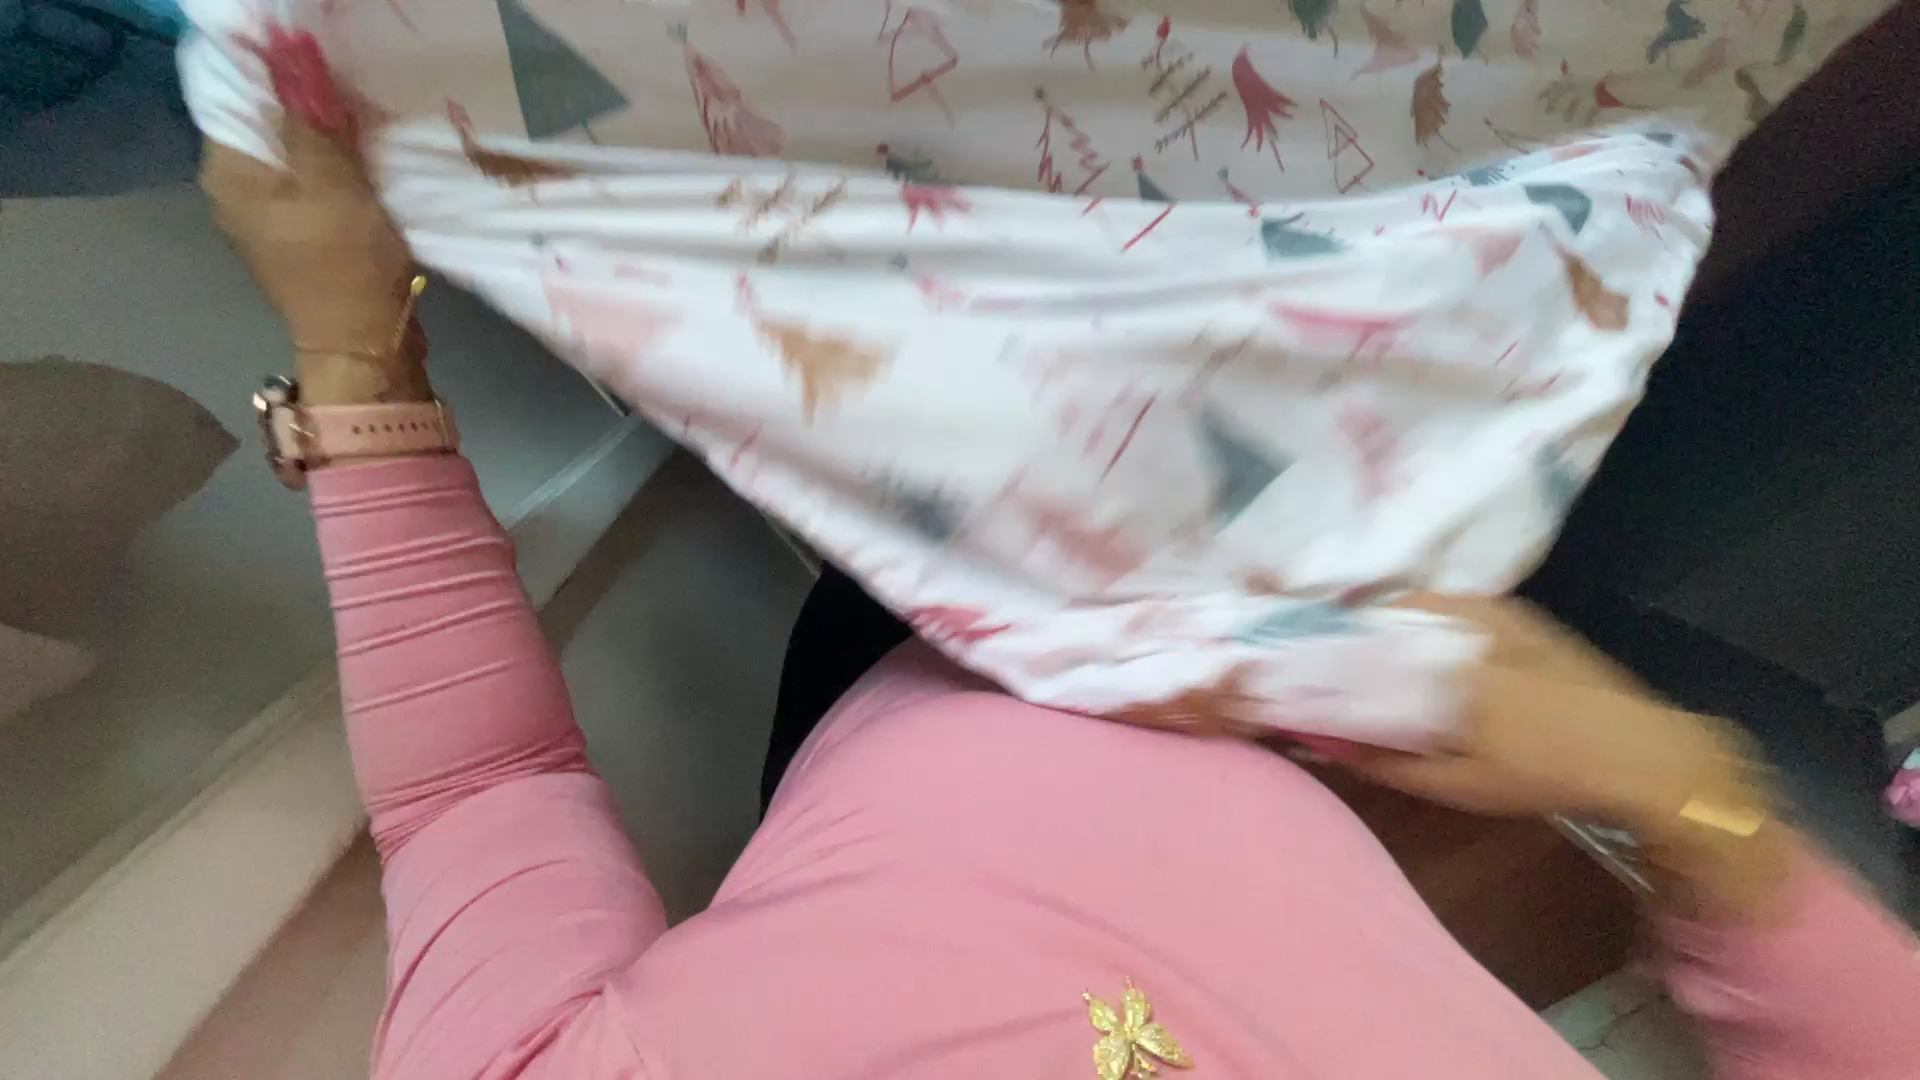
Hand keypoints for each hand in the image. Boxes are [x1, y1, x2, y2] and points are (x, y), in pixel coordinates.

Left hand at [200, 25, 428, 404]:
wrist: (368, 349)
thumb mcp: (337, 190)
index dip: (282, 74)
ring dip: (336, 147)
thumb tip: (295, 54)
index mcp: (230, 170)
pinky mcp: (308, 243)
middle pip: (271, 128)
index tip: (331, 67)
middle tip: (364, 97)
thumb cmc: (348, 269)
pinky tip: (377, 178)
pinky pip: (321, 192)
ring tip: (377, 134)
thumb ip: (314, 123)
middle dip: (315, 110)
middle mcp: (238, 190)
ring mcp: (273, 221)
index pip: (241, 95)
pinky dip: (346, 179)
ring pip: (301, 162)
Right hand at [1333, 595, 1791, 920]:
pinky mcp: (1509, 611)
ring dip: (1375, 625)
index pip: (1356, 652)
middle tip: (1321, 660)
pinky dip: (1414, 612)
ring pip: (1404, 608)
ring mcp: (1485, 613)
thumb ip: (1383, 761)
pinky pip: (1441, 601)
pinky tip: (1408, 635)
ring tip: (1356, 649)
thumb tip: (1319, 740)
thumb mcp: (1458, 785)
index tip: (1293, 669)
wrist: (1647, 756)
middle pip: (1374, 624)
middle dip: (1342, 640)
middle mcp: (1456, 630)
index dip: (1318, 656)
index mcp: (1439, 671)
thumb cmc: (1545, 775)